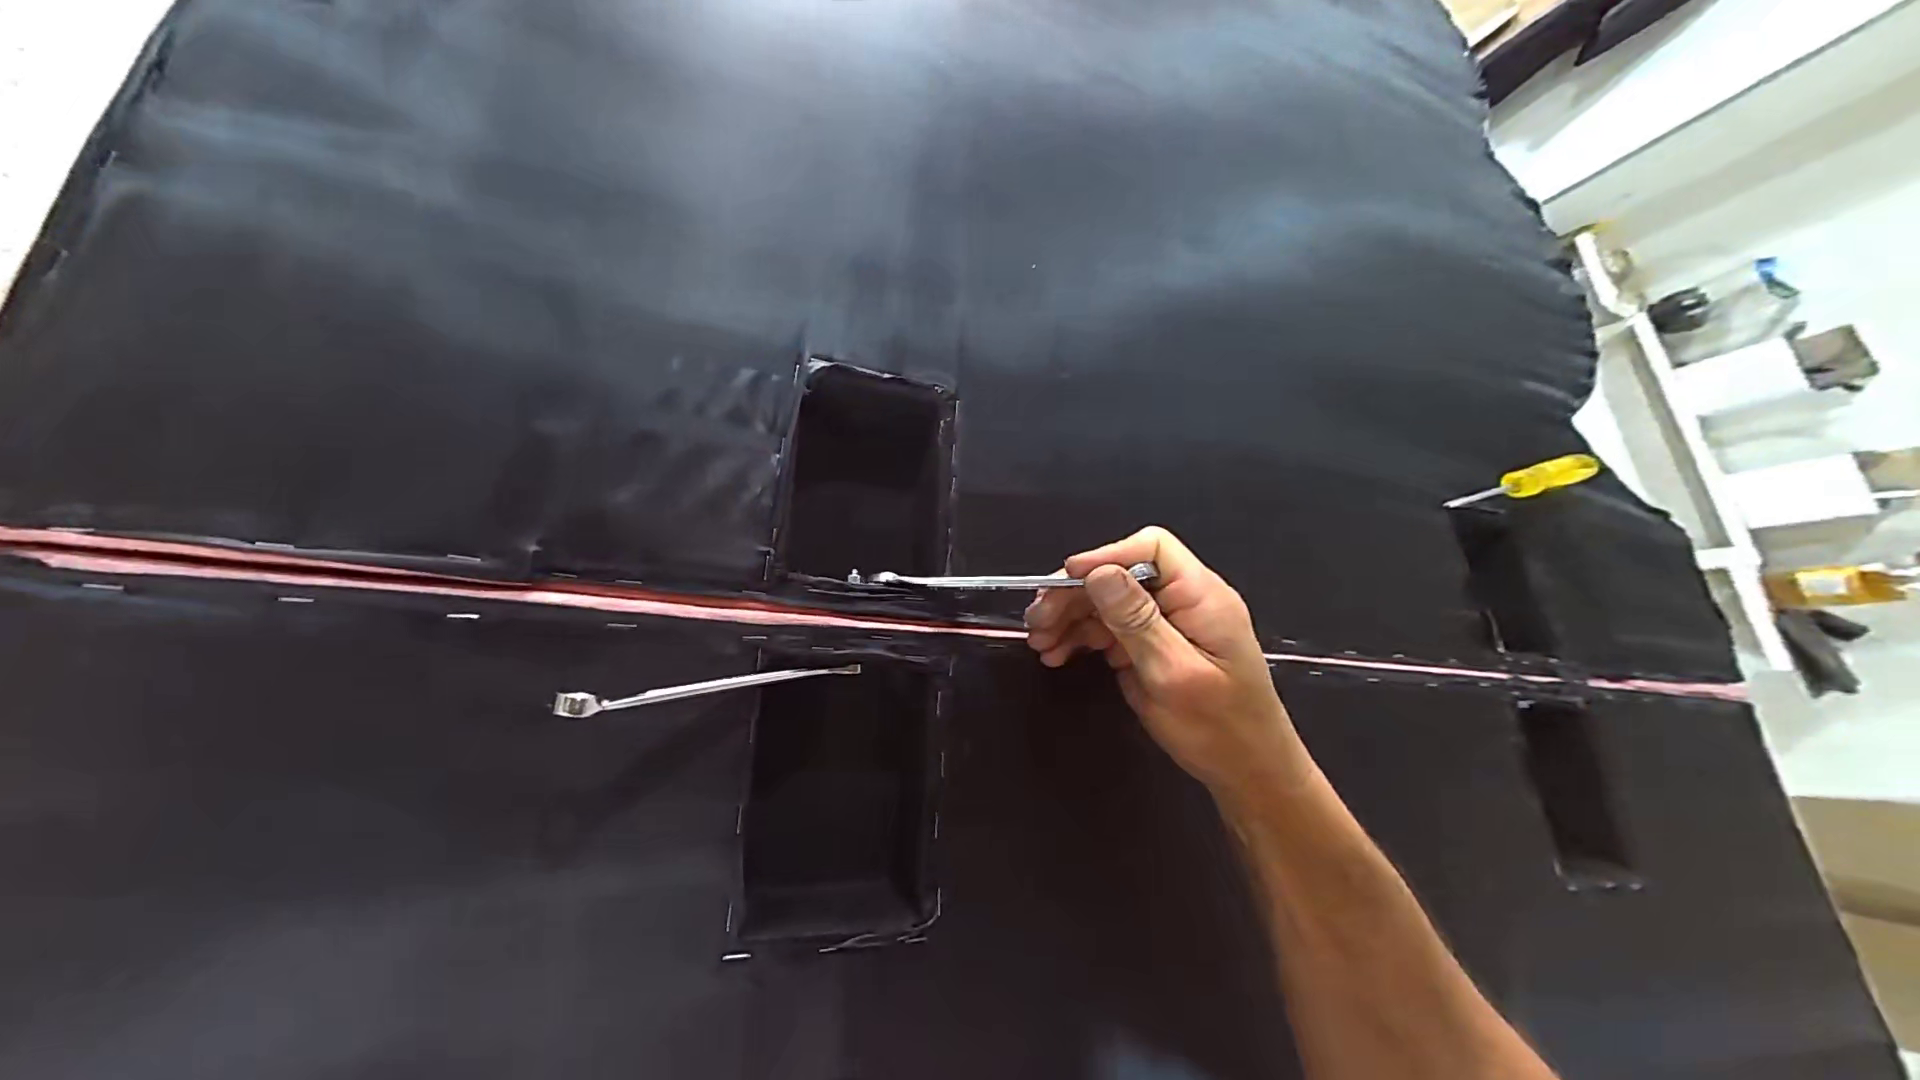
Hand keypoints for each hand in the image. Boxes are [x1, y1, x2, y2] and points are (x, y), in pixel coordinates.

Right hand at [1024, 526, 1306, 799]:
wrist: (1247, 773)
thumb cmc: (1220, 726)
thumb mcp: (1173, 673)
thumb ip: (1136, 621)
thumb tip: (1098, 573)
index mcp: (1200, 596)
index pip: (1151, 548)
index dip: (1106, 557)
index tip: (1066, 581)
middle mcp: (1181, 601)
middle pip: (1119, 576)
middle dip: (1075, 594)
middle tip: (1036, 621)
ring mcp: (1165, 624)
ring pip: (1107, 603)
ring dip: (1070, 618)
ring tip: (1039, 641)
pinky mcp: (1150, 646)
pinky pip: (1109, 629)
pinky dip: (1080, 638)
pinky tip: (1057, 653)